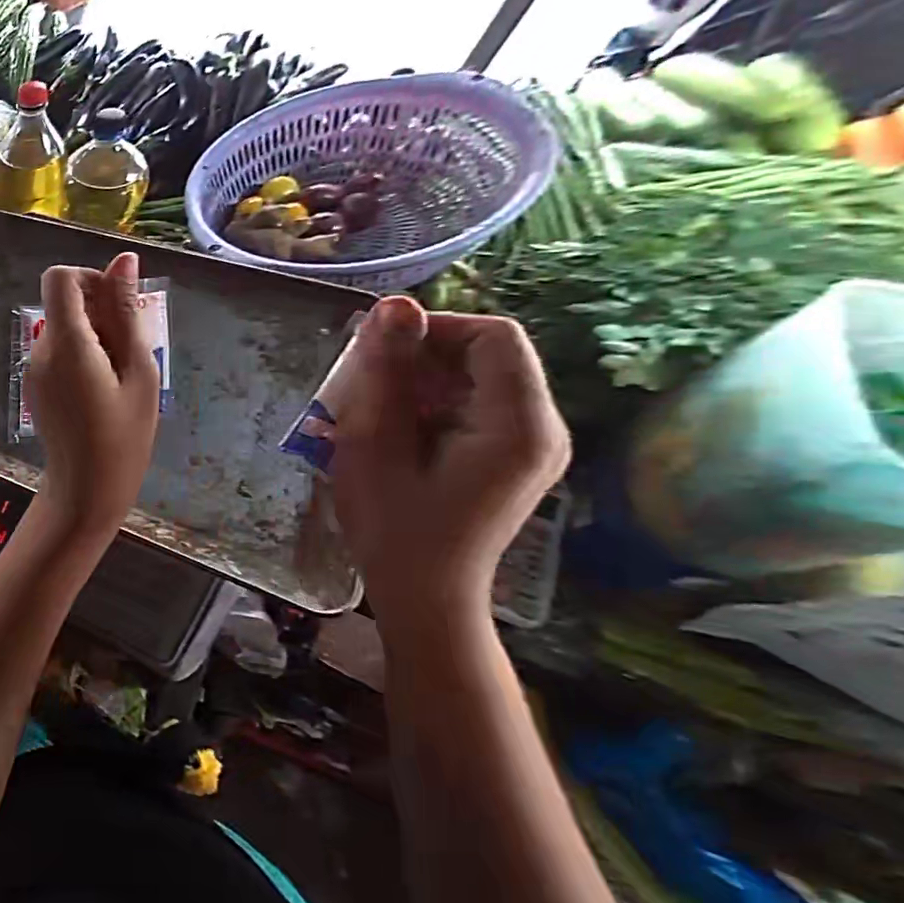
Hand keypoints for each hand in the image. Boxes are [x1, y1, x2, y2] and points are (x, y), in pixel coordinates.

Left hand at [27, 253, 159, 535]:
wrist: (86, 491)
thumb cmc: (124, 437)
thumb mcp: (138, 371)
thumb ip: (127, 313)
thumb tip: (124, 261)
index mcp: (66, 343)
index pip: (60, 277)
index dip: (90, 279)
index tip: (119, 307)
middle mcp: (40, 349)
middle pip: (63, 302)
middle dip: (99, 312)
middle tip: (129, 351)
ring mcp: (33, 368)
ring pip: (63, 326)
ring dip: (94, 335)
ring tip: (119, 376)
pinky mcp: (35, 384)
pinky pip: (58, 350)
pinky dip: (81, 354)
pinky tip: (102, 388)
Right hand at [331, 297, 569, 625]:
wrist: (423, 597)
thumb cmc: (393, 527)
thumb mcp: (376, 444)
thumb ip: (387, 373)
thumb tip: (394, 305)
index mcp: (518, 425)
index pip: (494, 337)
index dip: (434, 329)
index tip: (379, 352)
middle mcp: (539, 427)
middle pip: (486, 356)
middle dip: (420, 357)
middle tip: (365, 383)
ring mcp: (527, 445)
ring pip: (473, 379)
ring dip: (417, 381)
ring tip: (370, 409)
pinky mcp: (508, 458)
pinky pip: (470, 406)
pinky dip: (427, 405)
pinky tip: (390, 430)